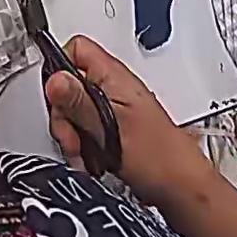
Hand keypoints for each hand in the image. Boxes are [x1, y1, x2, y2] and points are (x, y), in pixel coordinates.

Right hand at [44, 35, 217, 205]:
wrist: (182, 188)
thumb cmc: (160, 158)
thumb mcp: (111, 129)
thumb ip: (80, 103)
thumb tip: (55, 79)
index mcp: (115, 77)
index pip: (76, 49)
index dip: (60, 68)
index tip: (58, 98)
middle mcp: (114, 87)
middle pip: (69, 84)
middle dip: (64, 114)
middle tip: (73, 134)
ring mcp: (113, 108)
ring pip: (74, 109)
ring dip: (72, 134)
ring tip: (84, 152)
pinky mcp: (113, 127)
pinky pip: (84, 127)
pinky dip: (82, 144)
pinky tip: (91, 158)